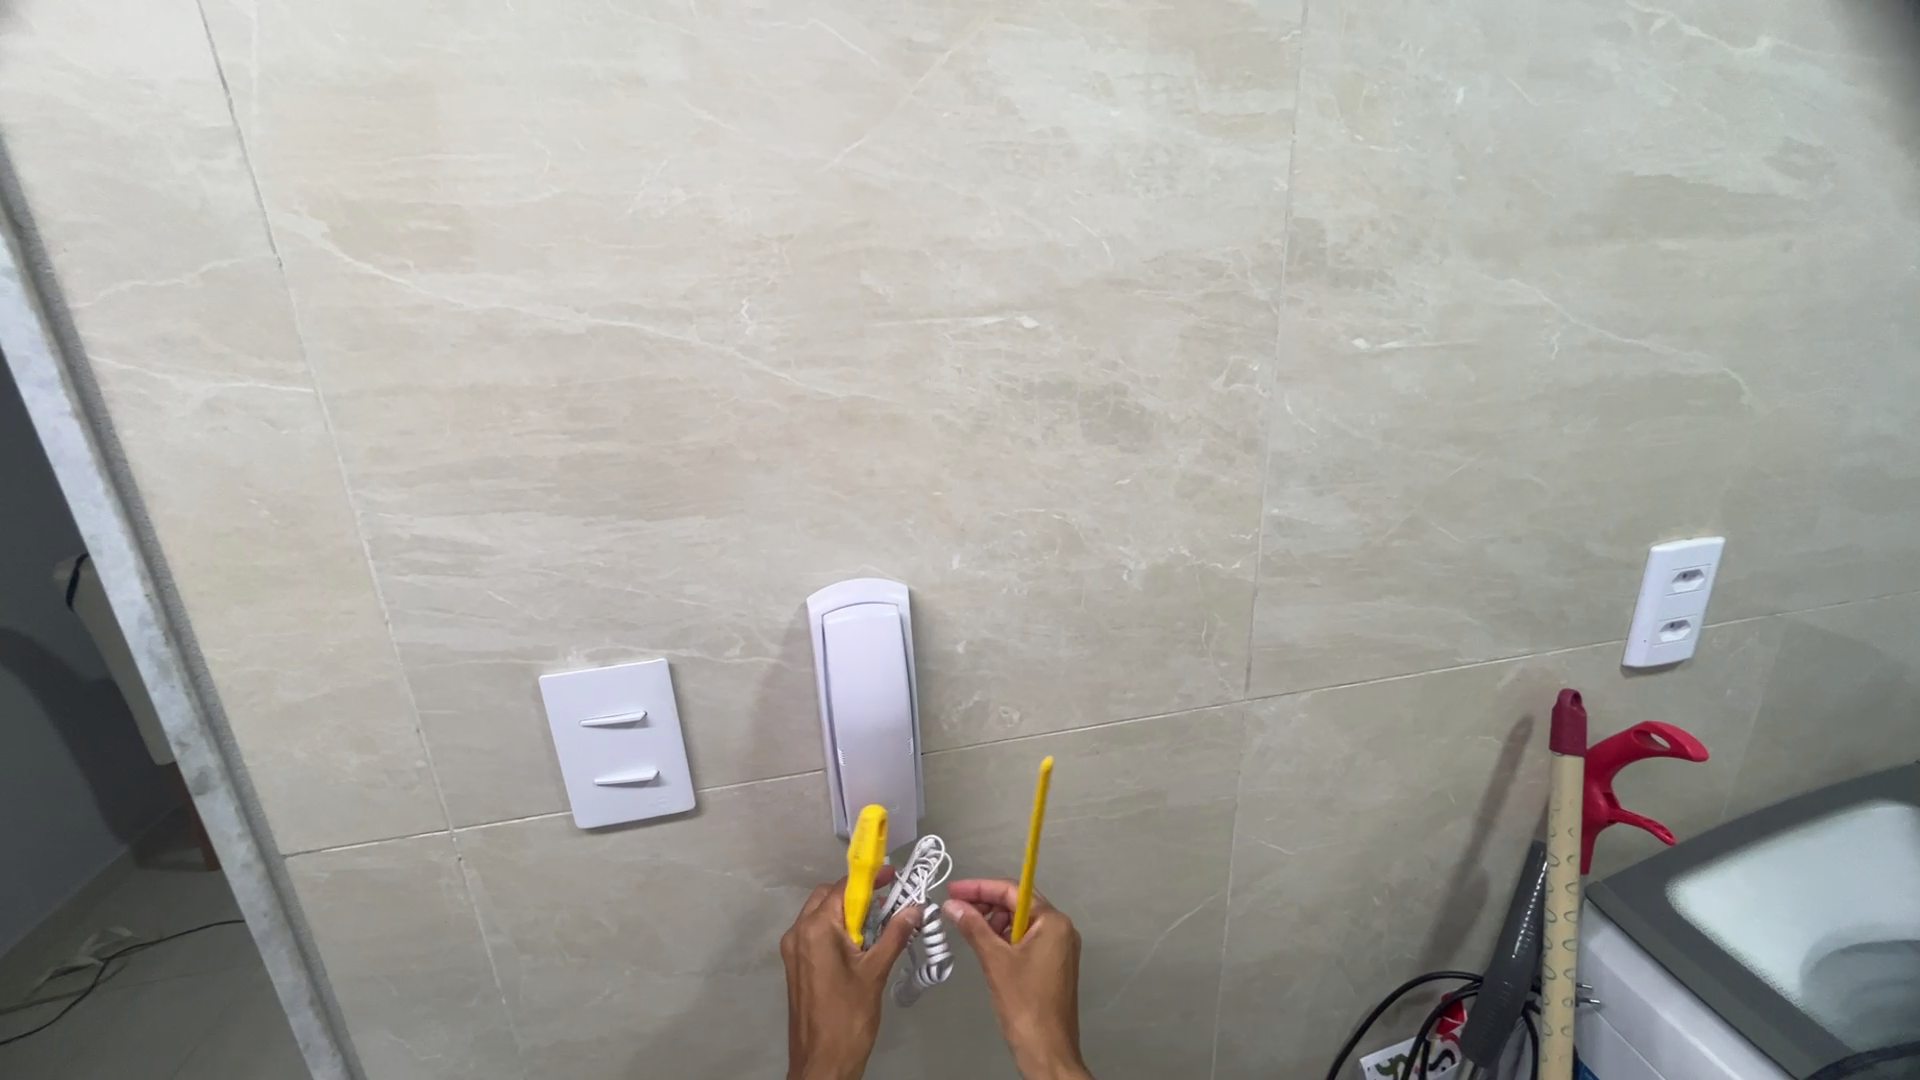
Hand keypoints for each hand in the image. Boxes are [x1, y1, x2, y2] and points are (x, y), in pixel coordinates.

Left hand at [781, 871, 919, 1079]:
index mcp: (816, 928)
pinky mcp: (795, 964)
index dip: (869, 879)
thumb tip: (916, 907)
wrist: (822, 1064)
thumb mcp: (876, 971)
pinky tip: (858, 943)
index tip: (893, 877)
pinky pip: (814, 932)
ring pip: (820, 913)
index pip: (843, 888)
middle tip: (886, 901)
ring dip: (846, 912)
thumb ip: (895, 934)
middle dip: (857, 895)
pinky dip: (835, 928)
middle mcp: (798, 932)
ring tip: (876, 923)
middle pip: (828, 896)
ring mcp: (793, 949)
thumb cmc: (849, 1015)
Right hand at [944, 879, 1092, 1079]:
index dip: (980, 887)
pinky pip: (1028, 939)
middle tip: (958, 911)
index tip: (953, 890)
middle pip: (1019, 903)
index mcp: (1053, 921)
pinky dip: (1006, 940)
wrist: (1048, 1053)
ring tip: (972, 932)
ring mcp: (1060, 948)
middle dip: (987, 905)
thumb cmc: (1024, 1003)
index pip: (1013, 891)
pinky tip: (989, 949)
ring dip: (995, 923)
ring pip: (1022, 922)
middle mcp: (1061, 928)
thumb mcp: (995, 961)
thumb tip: (952, 904)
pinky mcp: (1055, 965)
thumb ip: (973, 927)